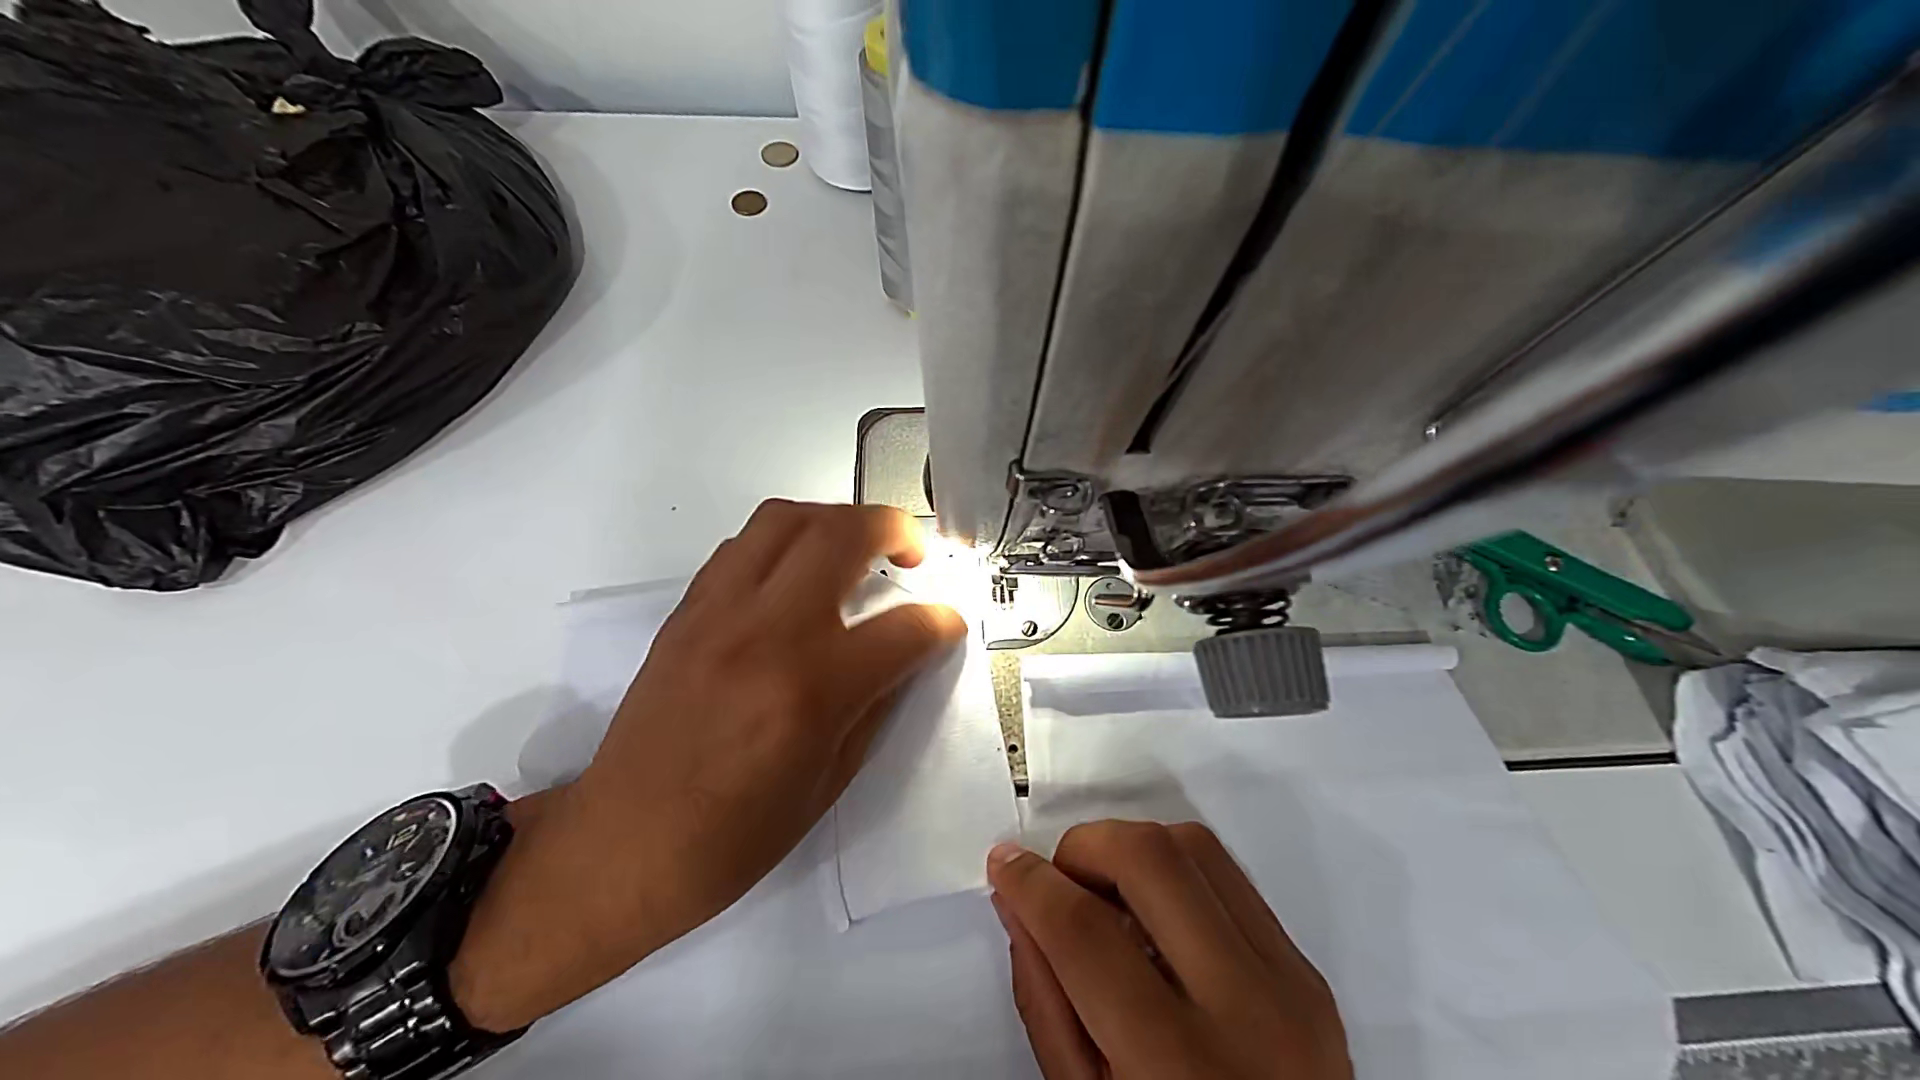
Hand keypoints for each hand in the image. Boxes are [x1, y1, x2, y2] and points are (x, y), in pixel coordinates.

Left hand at [451, 500, 965, 1030]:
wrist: (622, 845)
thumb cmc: (735, 836)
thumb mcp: (830, 780)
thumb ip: (876, 702)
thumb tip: (909, 651)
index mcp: (810, 689)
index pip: (903, 628)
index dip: (942, 619)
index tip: (950, 620)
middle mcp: (765, 632)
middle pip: (843, 534)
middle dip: (896, 529)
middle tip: (913, 553)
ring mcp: (718, 613)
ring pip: (786, 518)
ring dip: (837, 519)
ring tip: (856, 548)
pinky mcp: (686, 611)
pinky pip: (743, 545)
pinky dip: (785, 542)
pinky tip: (797, 575)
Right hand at [987, 821, 1351, 1079]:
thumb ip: (1044, 1001)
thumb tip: (1018, 902)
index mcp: (1177, 1067)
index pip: (1085, 932)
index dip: (1031, 884)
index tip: (1005, 864)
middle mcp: (1245, 1010)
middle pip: (1150, 859)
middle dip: (1084, 847)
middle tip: (1059, 879)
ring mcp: (1287, 983)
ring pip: (1193, 847)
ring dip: (1131, 848)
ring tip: (1104, 893)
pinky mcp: (1306, 969)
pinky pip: (1229, 875)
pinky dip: (1175, 869)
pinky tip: (1153, 911)